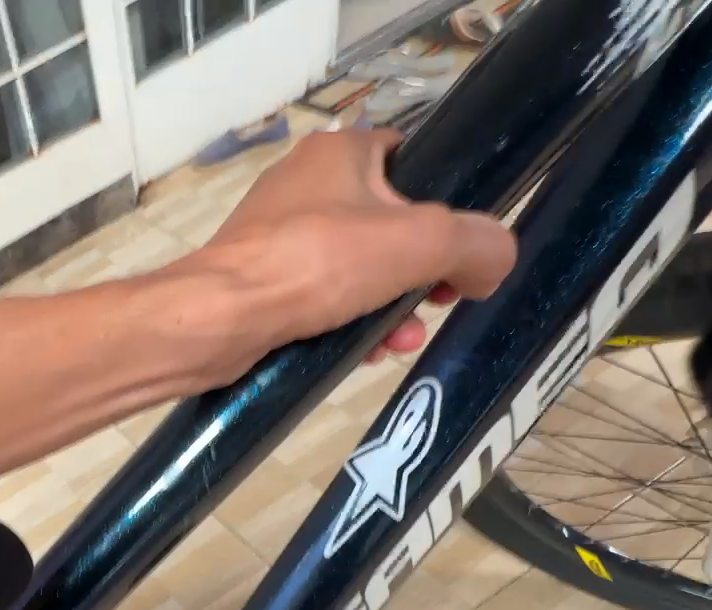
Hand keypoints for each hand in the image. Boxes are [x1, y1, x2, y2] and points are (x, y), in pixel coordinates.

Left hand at [167, 129, 516, 378]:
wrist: (219, 319)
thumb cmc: (317, 263)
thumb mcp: (420, 243)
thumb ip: (476, 244)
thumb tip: (492, 264)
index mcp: (338, 153)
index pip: (412, 161)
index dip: (446, 204)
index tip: (458, 252)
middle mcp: (301, 188)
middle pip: (385, 228)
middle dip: (417, 276)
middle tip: (435, 306)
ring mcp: (271, 240)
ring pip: (351, 273)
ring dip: (387, 310)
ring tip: (402, 343)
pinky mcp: (254, 286)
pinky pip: (316, 302)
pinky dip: (345, 325)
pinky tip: (364, 356)